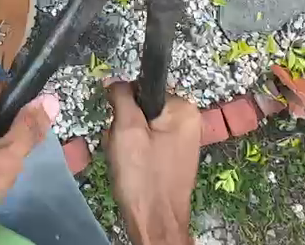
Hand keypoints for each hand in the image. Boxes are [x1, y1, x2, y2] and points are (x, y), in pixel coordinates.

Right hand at [100, 82, 199, 244]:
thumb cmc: (143, 175)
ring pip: (141, 125)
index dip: (126, 103)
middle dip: (126, 123)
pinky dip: (134, 151)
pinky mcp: (173, 157)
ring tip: (126, 158)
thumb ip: (121, 96)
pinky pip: (147, 142)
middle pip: (142, 107)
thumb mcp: (127, 128)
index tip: (121, 123)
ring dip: (127, 138)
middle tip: (123, 144)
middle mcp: (188, 122)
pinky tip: (132, 167)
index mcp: (184, 110)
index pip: (142, 87)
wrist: (155, 224)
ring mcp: (181, 141)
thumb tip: (116, 81)